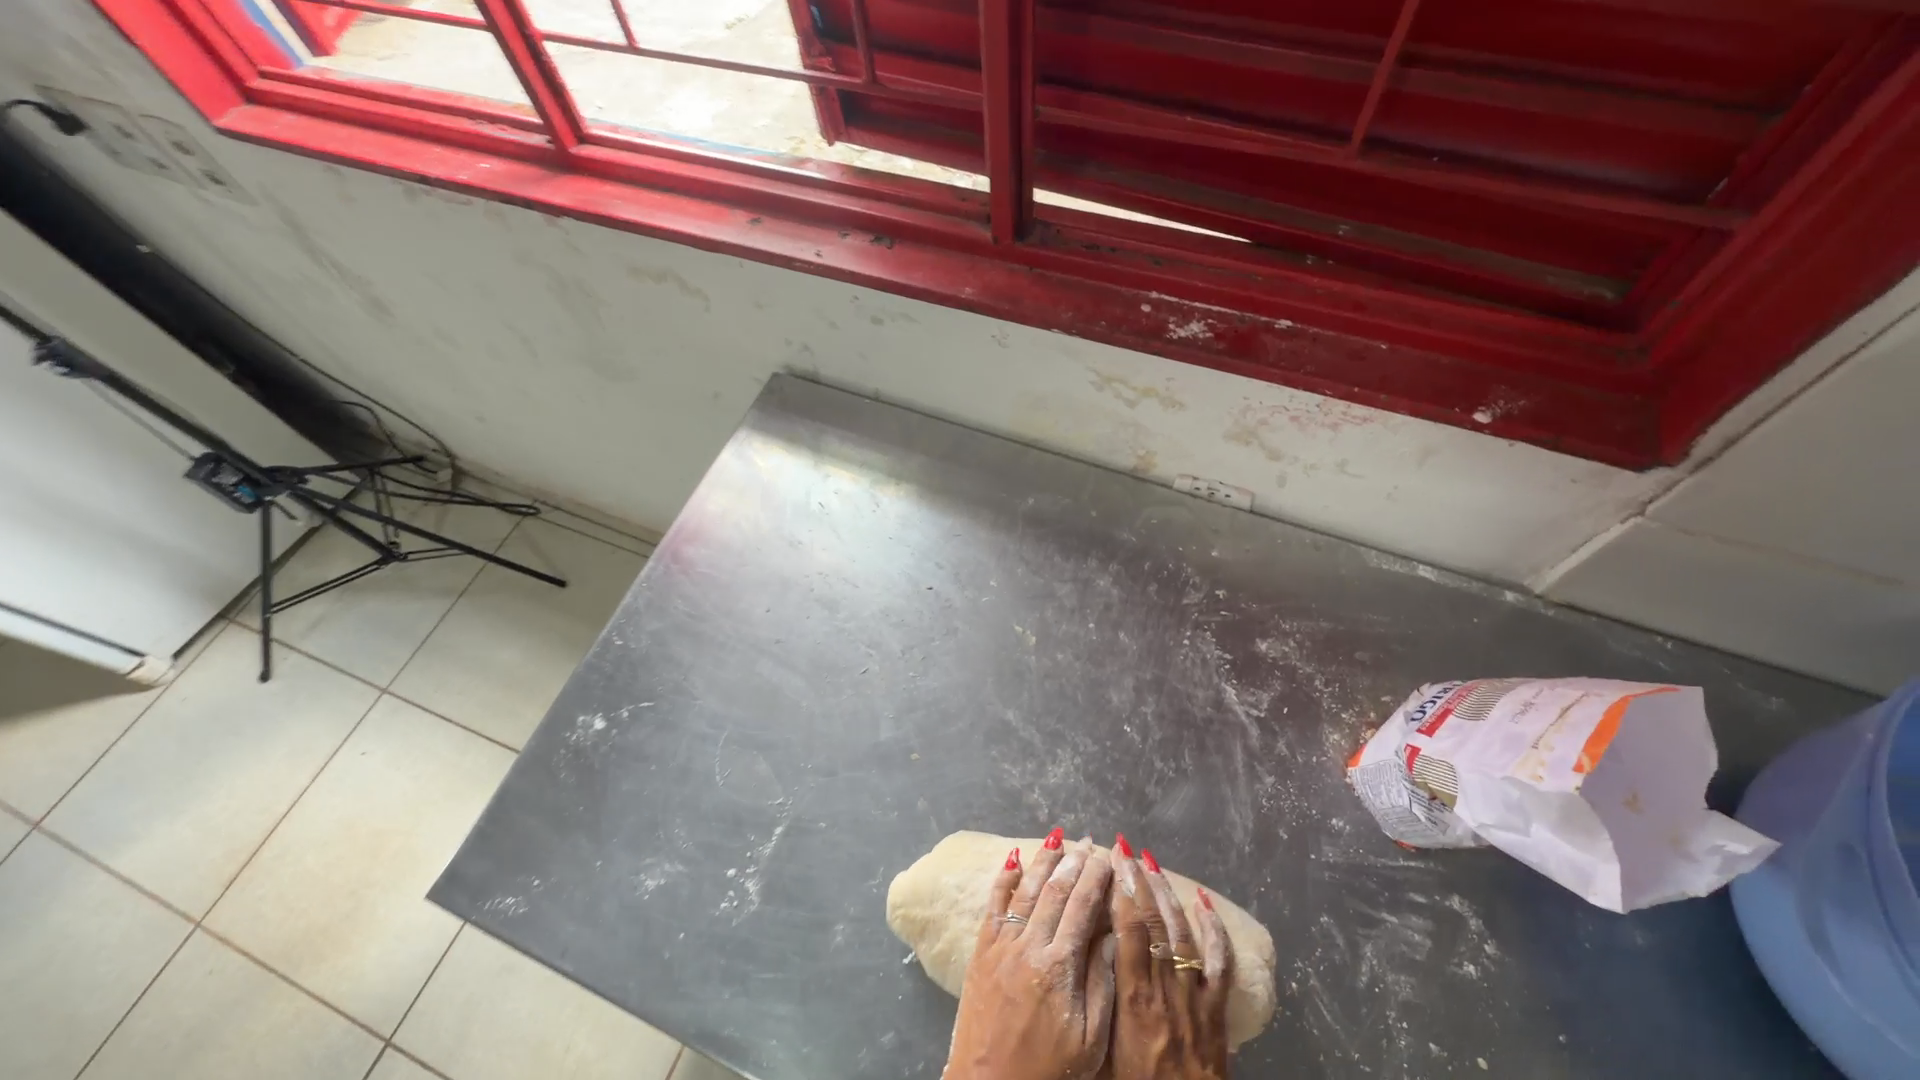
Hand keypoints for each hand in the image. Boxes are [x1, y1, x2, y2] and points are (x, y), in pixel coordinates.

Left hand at [943, 830, 1117, 1079]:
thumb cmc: (1049, 1068)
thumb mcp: (1091, 1036)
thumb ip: (1102, 979)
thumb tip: (1113, 933)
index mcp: (1059, 966)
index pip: (1083, 908)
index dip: (1097, 879)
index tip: (1110, 859)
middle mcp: (1028, 947)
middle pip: (1055, 892)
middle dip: (1074, 863)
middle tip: (1089, 843)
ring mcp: (1001, 946)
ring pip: (1025, 891)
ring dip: (1043, 862)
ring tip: (1058, 839)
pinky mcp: (981, 951)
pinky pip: (993, 906)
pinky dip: (1004, 879)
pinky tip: (1014, 860)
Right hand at [1105, 839, 1232, 1079]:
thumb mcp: (1100, 1051)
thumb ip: (1090, 1005)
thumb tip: (1075, 959)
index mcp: (1134, 999)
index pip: (1129, 931)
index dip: (1120, 891)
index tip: (1108, 861)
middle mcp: (1165, 987)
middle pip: (1154, 922)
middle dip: (1137, 880)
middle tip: (1123, 847)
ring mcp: (1194, 993)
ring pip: (1182, 931)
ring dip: (1166, 892)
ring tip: (1151, 861)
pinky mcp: (1216, 1006)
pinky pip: (1219, 960)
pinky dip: (1212, 927)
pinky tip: (1202, 900)